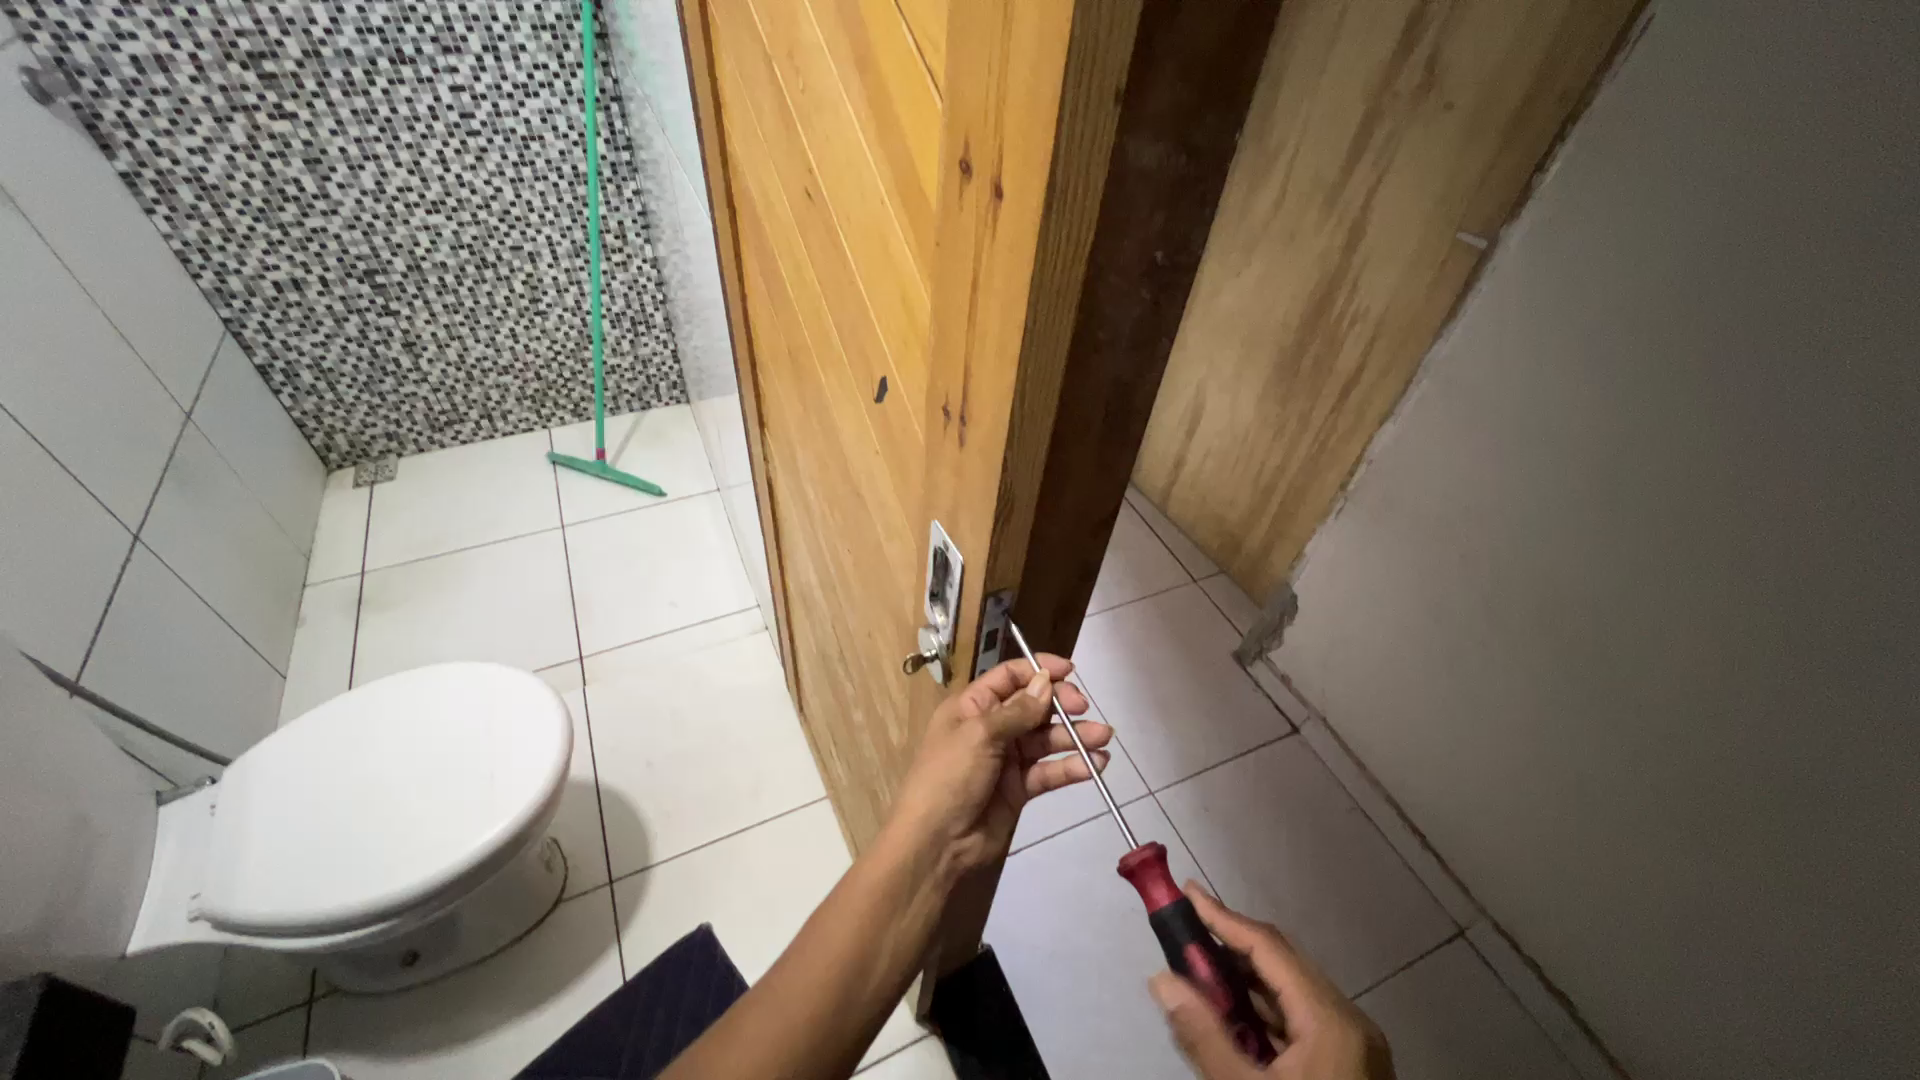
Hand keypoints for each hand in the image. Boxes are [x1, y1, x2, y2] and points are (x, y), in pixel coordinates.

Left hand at [887, 655, 1112, 877]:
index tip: (1070, 671)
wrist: (935, 842)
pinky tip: (1095, 765)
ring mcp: (1006, 759)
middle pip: (1033, 706)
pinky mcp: (1019, 788)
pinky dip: (1071, 767)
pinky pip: (1049, 772)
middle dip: (1061, 704)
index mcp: (972, 706)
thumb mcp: (979, 735)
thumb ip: (1017, 711)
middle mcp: (991, 728)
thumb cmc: (949, 777)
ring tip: (1103, 738)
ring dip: (1074, 737)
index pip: (1009, 677)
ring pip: (1046, 740)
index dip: (1038, 670)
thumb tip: (1045, 682)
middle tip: (1083, 708)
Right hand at [1151, 885, 1393, 1079]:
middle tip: (1187, 925)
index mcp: (1332, 1021)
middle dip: (1232, 942)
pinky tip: (1235, 1015)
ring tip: (1201, 966)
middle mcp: (1350, 1023)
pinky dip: (1265, 1009)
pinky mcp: (1352, 1068)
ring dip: (1247, 976)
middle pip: (1284, 962)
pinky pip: (1303, 1019)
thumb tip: (1161, 981)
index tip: (1187, 892)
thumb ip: (1204, 1038)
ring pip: (1294, 992)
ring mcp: (1356, 1047)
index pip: (1269, 948)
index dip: (1223, 917)